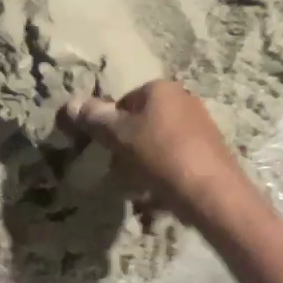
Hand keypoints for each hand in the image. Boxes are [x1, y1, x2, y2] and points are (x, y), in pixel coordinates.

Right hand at [63, 80, 255, 224]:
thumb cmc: (161, 156)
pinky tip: (159, 194)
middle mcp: (184, 100)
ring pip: (159, 142)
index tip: (106, 148)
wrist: (212, 193)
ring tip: (138, 186)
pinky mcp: (211, 153)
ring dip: (144, 162)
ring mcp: (201, 126)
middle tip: (119, 168)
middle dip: (128, 144)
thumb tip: (70, 105)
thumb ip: (94, 119)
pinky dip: (164, 173)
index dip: (110, 125)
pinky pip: (176, 160)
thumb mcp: (119, 136)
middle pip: (142, 121)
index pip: (124, 100)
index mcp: (162, 88)